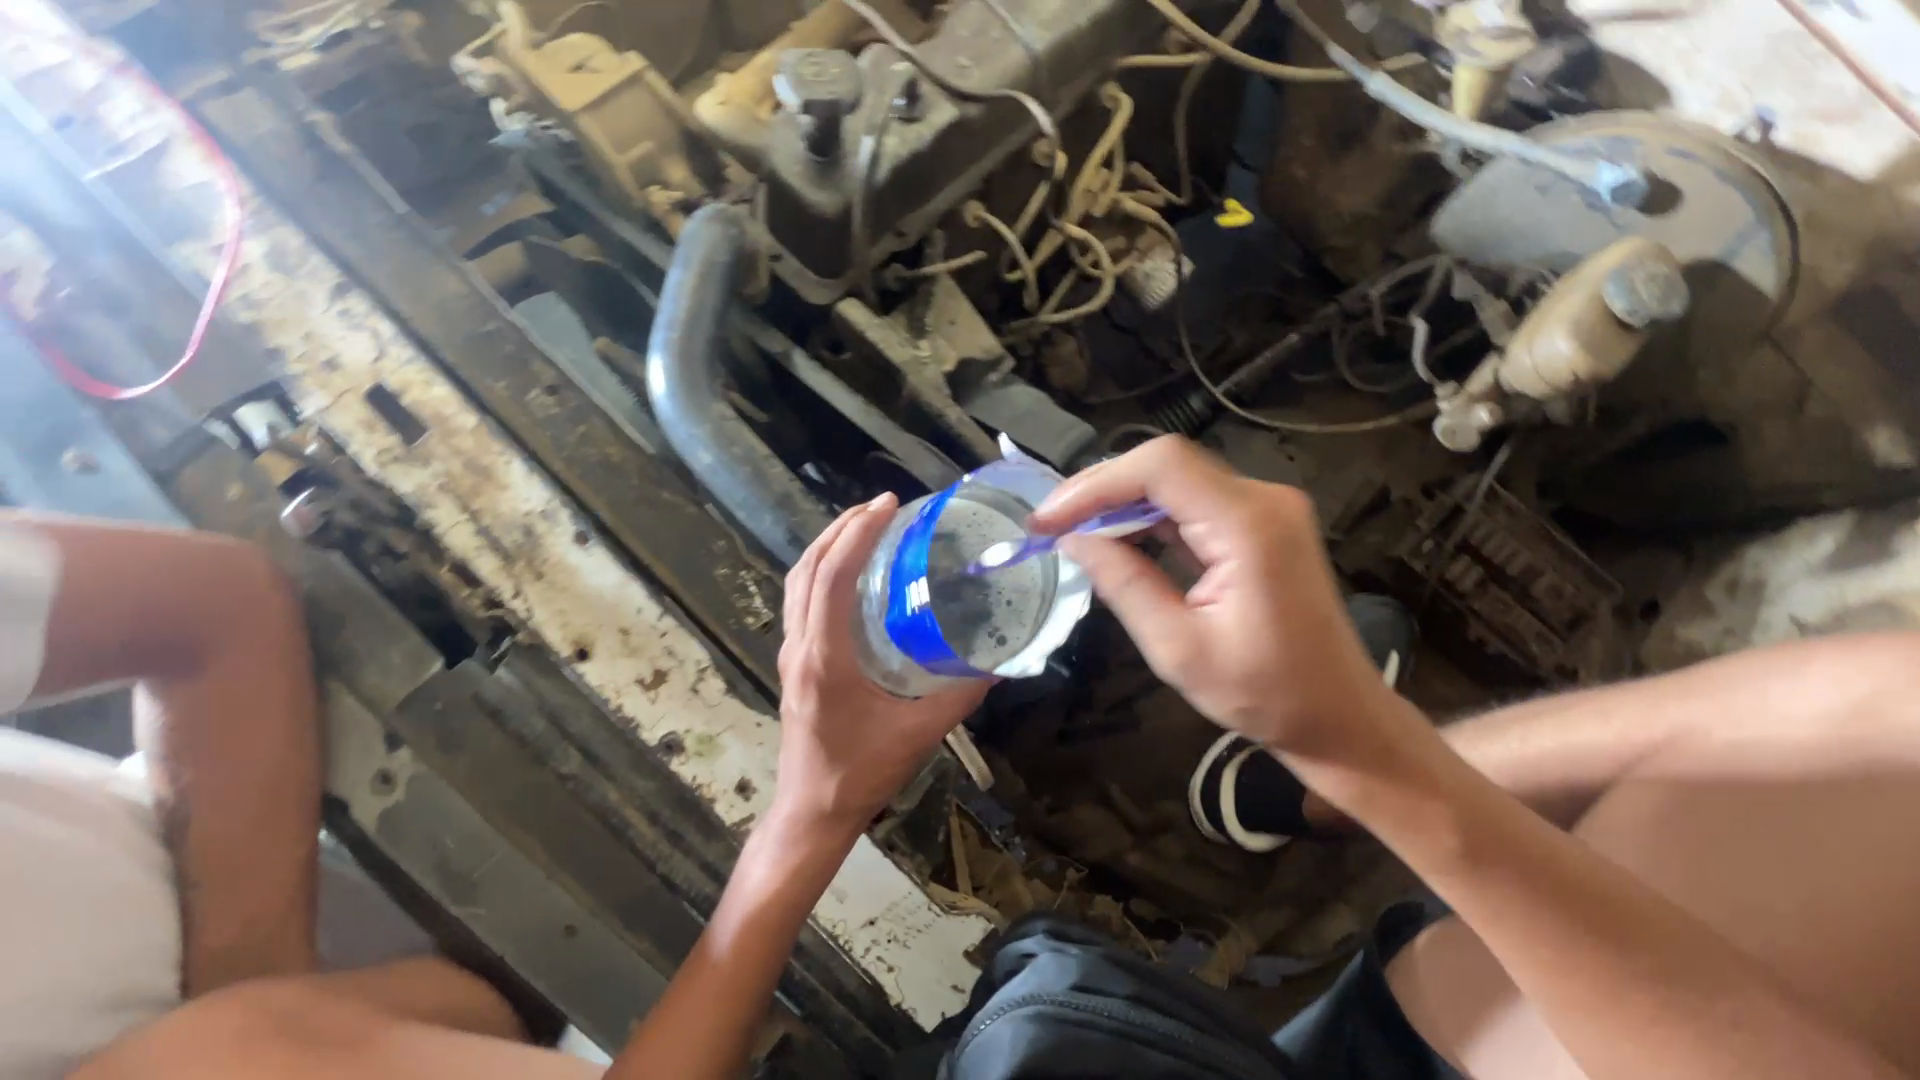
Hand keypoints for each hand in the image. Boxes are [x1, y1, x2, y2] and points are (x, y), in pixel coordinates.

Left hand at [774, 493, 988, 835]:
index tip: (888, 506)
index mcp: (825, 657)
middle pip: (807, 569)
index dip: (858, 535)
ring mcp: (791, 654)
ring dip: (826, 547)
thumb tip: (1000, 660)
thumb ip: (961, 694)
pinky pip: (799, 602)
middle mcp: (800, 646)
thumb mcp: (920, 734)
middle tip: (880, 506)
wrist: (812, 811)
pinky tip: (851, 575)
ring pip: (796, 583)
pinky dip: (821, 572)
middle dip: (841, 528)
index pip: (832, 578)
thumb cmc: (862, 773)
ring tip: (863, 526)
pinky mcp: (793, 664)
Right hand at [1032, 436, 1409, 763]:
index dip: (1095, 484)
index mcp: (1249, 525)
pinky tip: (1115, 540)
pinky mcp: (1263, 524)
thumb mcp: (1178, 647)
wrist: (1339, 716)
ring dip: (1121, 502)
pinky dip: (1150, 518)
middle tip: (1049, 525)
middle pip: (1167, 465)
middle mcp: (1263, 500)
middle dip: (1100, 490)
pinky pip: (1194, 504)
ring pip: (1176, 481)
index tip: (1047, 520)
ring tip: (1070, 532)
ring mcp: (1267, 509)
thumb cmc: (1264, 694)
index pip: (1160, 467)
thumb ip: (1124, 584)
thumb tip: (1073, 541)